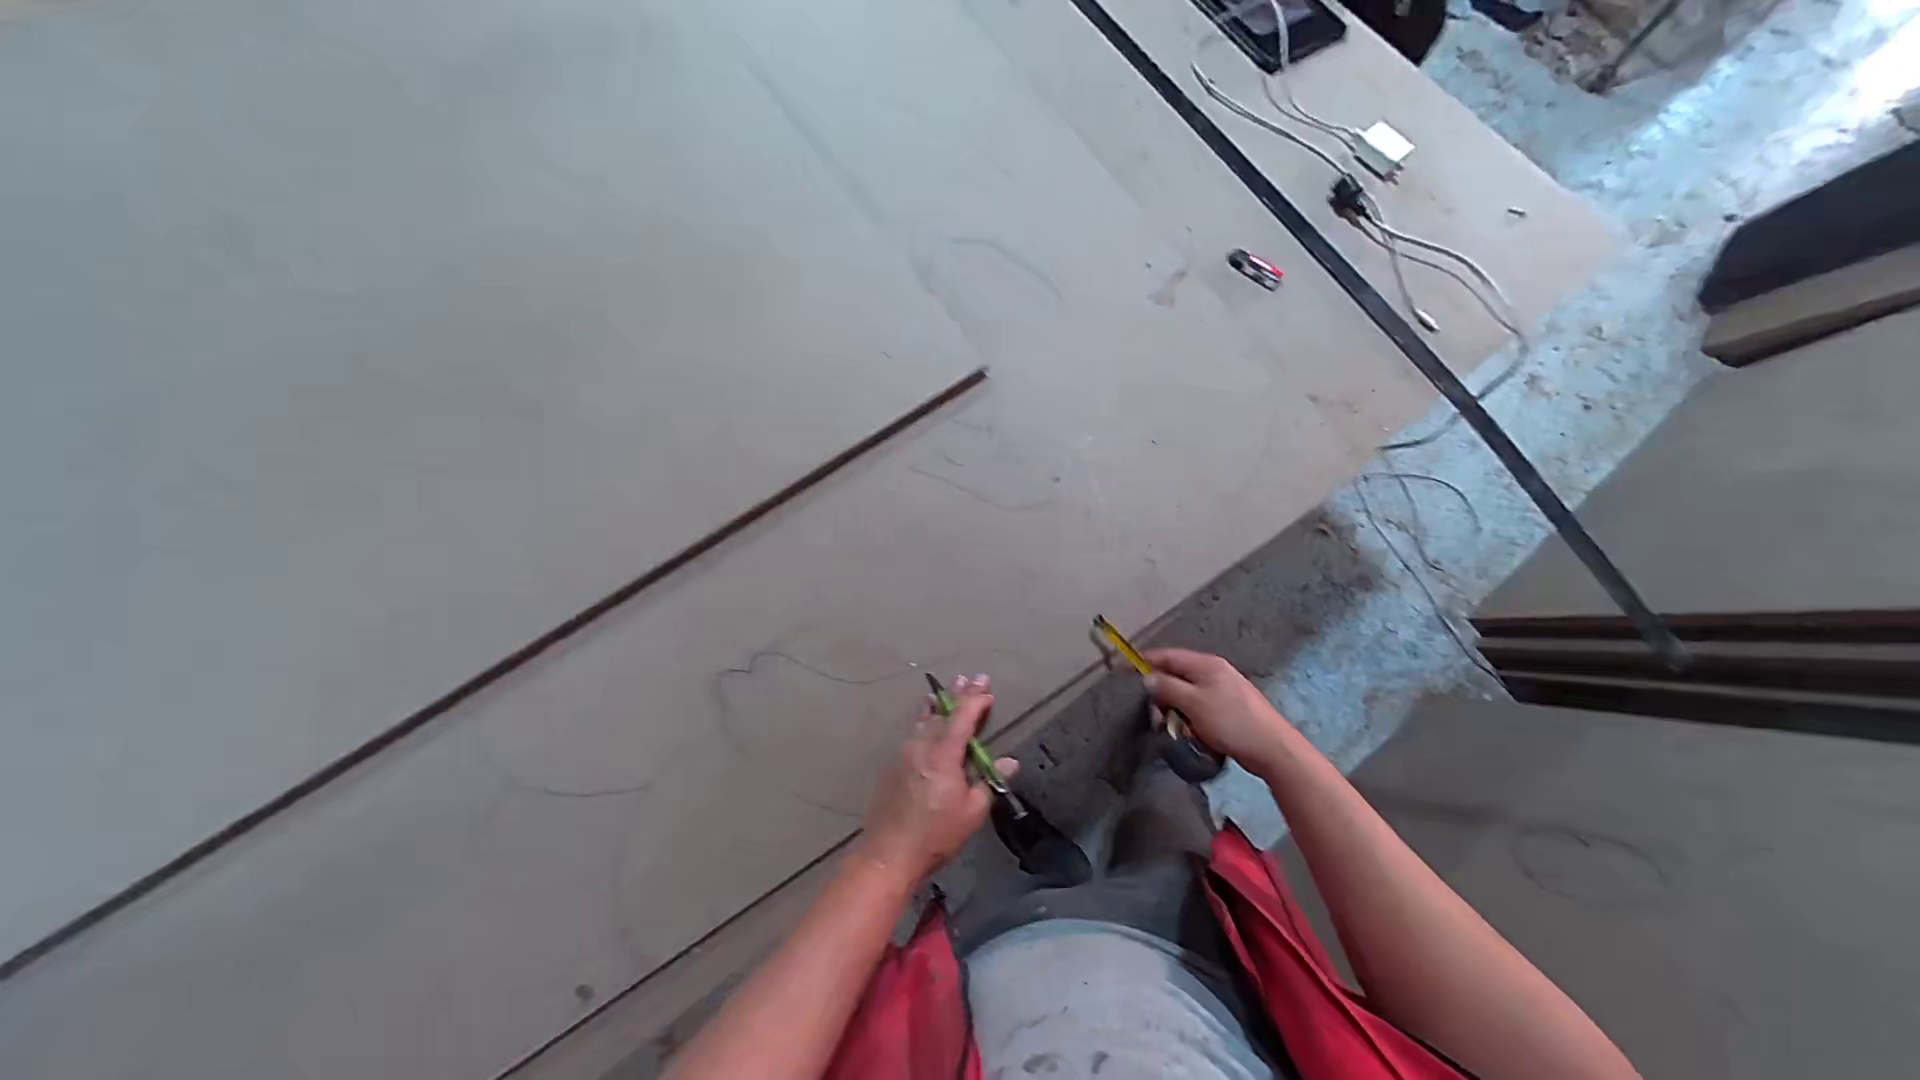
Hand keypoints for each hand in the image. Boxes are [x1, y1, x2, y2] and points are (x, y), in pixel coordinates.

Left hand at [854, 675, 1017, 884]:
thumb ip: (989, 781)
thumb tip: (1009, 762)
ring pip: (922, 720)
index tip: (986, 688)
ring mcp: (903, 753)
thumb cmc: (936, 834)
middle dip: (957, 695)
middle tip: (968, 678)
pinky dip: (923, 722)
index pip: (962, 717)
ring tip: (942, 692)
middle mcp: (921, 746)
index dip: (975, 701)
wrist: (889, 852)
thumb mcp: (972, 811)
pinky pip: (912, 734)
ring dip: (936, 705)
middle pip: (942, 712)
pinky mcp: (892, 764)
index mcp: (943, 754)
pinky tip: (925, 722)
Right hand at [1142, 649, 1293, 766]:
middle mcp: (1215, 672)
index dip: (1145, 661)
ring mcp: (1224, 690)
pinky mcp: (1229, 709)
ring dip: (1176, 709)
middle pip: (1176, 675)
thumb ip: (1167, 688)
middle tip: (1153, 714)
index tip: (1125, 670)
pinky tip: (1192, 732)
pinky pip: (1199, 707)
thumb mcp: (1193, 704)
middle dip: (1161, 693)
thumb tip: (1147, 678)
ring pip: (1187, 694)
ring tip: (1172, 726)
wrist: (1272, 749)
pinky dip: (1190, 717)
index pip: (1168, 655)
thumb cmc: (1231, 722)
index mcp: (1206, 664)